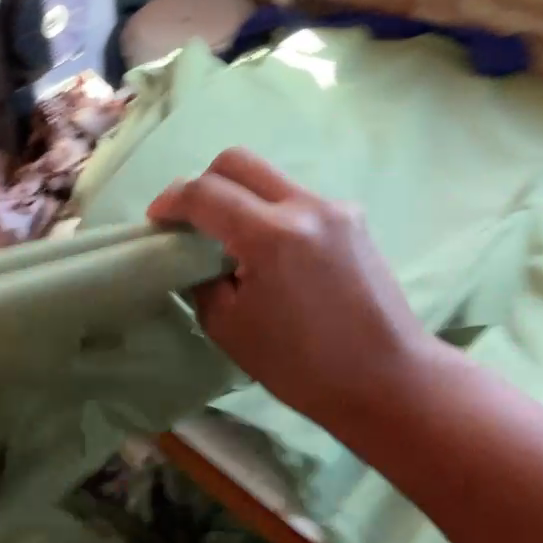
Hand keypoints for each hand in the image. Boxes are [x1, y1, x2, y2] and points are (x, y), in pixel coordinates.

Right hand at [147, 148, 437, 425]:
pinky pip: (296, 200)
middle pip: (237, 162)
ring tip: (228, 241)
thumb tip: (196, 257)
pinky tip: (268, 255)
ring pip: (269, 179)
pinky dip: (270, 214)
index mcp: (270, 236)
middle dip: (201, 182)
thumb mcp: (228, 327)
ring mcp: (335, 209)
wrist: (386, 379)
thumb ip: (202, 280)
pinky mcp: (353, 220)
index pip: (204, 193)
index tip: (156, 220)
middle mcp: (305, 207)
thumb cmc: (300, 366)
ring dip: (238, 198)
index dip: (170, 201)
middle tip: (187, 218)